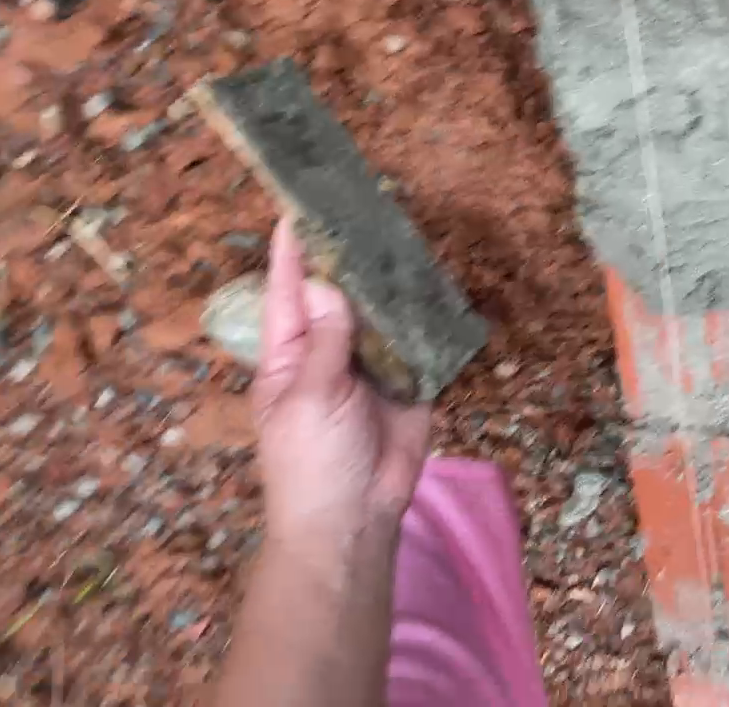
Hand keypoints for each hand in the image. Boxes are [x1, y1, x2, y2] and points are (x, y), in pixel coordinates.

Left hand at [253, 217, 430, 543]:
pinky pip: (421, 341)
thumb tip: (323, 282)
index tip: (295, 213)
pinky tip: (442, 289)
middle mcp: (331, 352)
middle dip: (351, 261)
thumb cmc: (312, 461)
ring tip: (410, 243)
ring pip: (385, 315)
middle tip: (368, 216)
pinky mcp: (413, 378)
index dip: (289, 256)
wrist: (358, 515)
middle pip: (342, 297)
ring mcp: (373, 366)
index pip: (286, 296)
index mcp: (290, 357)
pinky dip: (430, 318)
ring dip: (395, 286)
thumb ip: (324, 341)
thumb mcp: (310, 399)